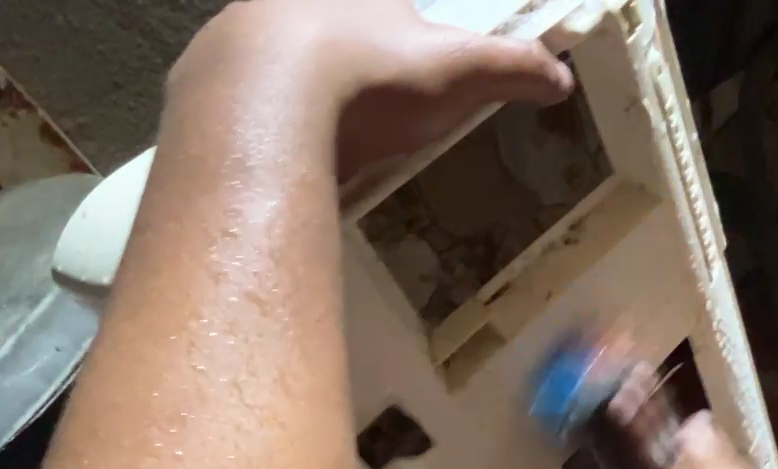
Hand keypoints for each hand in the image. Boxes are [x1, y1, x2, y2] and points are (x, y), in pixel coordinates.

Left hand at [174, 0, 573, 179]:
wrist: (273, 101)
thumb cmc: (376, 75)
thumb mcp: (461, 71)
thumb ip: (512, 69)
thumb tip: (562, 78)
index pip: (394, 8)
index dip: (408, 29)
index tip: (412, 57)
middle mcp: (299, 3)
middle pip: (332, 23)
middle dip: (351, 49)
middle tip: (369, 96)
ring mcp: (247, 31)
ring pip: (281, 50)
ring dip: (302, 81)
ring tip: (326, 127)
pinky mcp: (215, 75)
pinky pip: (243, 88)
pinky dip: (264, 113)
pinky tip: (285, 146)